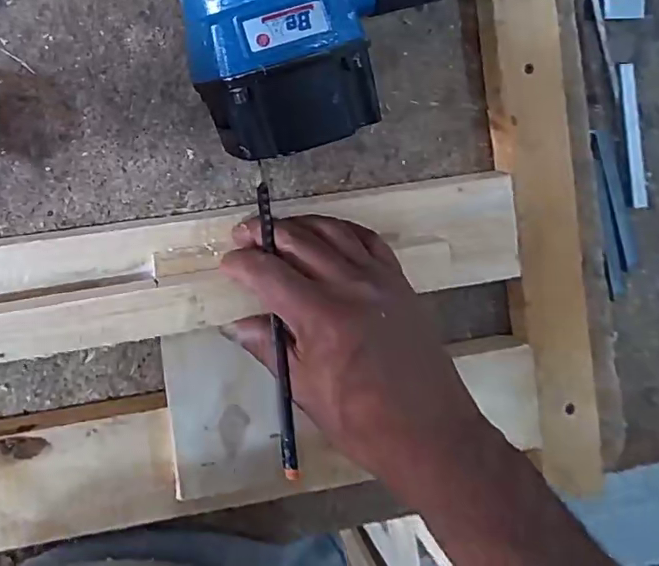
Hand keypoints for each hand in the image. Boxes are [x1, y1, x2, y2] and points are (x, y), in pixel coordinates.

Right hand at [221, 216, 614, 565]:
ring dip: (299, 224)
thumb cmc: (363, 423)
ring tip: (277, 229)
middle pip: (298, 240)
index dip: (243, 263)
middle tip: (242, 236)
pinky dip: (340, 229)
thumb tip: (239, 324)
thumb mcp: (306, 392)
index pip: (270, 273)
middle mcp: (349, 286)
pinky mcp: (398, 280)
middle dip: (263, 233)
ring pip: (331, 230)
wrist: (432, 434)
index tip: (227, 263)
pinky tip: (326, 233)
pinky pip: (366, 238)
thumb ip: (271, 349)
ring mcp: (378, 278)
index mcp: (322, 318)